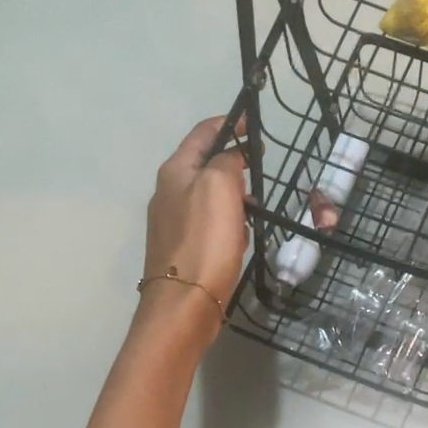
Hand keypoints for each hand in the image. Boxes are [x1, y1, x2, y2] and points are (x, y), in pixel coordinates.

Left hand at [140, 116, 249, 334]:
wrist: (185, 304)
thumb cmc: (205, 242)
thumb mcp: (220, 187)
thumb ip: (227, 163)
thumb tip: (230, 161)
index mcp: (175, 172)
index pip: (203, 134)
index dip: (228, 123)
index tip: (252, 124)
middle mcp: (168, 193)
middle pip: (204, 166)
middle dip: (232, 163)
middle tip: (259, 169)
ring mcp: (173, 224)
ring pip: (208, 198)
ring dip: (233, 197)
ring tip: (255, 208)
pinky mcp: (183, 251)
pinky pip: (209, 226)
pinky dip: (228, 224)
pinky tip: (241, 239)